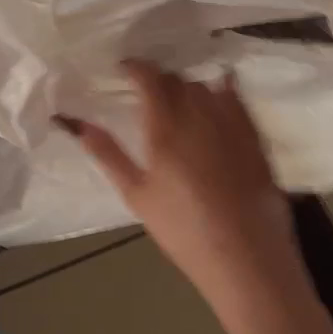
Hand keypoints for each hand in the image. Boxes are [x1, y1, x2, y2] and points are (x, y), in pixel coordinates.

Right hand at [58, 63, 332, 333]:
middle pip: (178, 80)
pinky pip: (240, 104)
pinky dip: (226, 90)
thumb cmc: (183, 232)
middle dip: (160, 77)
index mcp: (165, 130)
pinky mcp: (256, 145)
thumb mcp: (137, 196)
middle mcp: (199, 120)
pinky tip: (220, 89)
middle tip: (147, 86)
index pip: (150, 80)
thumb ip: (108, 154)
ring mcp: (232, 130)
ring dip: (188, 84)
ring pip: (207, 89)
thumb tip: (76, 123)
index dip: (136, 67)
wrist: (249, 265)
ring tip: (178, 94)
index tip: (123, 67)